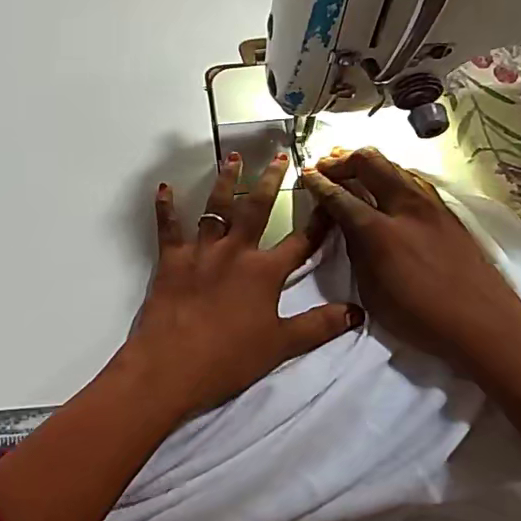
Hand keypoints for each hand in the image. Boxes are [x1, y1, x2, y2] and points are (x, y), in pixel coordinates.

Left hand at [116, 151, 363, 418]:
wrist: (172, 365)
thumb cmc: (229, 358)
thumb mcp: (280, 345)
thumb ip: (318, 326)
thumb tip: (356, 312)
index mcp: (264, 272)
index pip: (300, 242)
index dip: (319, 222)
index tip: (330, 199)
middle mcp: (235, 252)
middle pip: (257, 209)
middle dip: (271, 181)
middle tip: (280, 156)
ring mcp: (201, 252)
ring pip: (216, 208)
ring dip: (225, 181)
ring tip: (232, 158)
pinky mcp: (171, 259)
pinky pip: (168, 227)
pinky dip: (166, 207)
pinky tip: (164, 188)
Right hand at [298, 148, 520, 362]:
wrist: (484, 324)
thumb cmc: (422, 317)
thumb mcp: (372, 290)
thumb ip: (357, 251)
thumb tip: (348, 228)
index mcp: (379, 231)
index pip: (340, 195)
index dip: (318, 183)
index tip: (307, 176)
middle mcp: (405, 207)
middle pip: (369, 162)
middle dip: (342, 160)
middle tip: (325, 166)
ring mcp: (430, 205)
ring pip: (393, 165)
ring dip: (367, 163)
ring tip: (350, 168)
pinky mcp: (447, 211)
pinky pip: (411, 179)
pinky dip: (390, 174)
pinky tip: (384, 184)